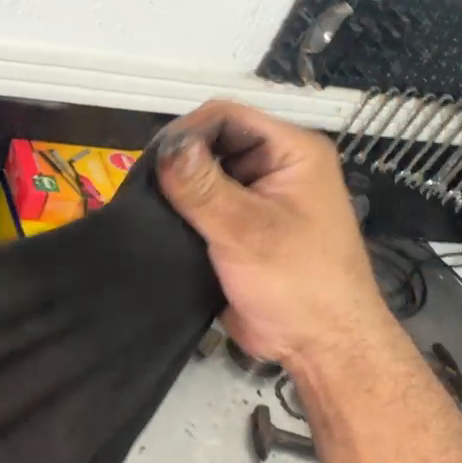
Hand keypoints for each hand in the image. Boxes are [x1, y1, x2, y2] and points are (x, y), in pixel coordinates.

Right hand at [156, 100, 391, 363]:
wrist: (319, 346)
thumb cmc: (297, 283)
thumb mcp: (248, 231)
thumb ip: (203, 187)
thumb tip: (165, 146)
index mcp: (291, 152)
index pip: (226, 116)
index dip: (186, 133)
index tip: (153, 164)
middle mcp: (273, 169)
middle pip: (211, 145)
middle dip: (176, 164)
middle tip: (142, 190)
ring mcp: (256, 201)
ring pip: (202, 179)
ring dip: (175, 194)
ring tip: (144, 210)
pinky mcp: (238, 232)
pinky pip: (202, 211)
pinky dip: (179, 217)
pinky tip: (156, 229)